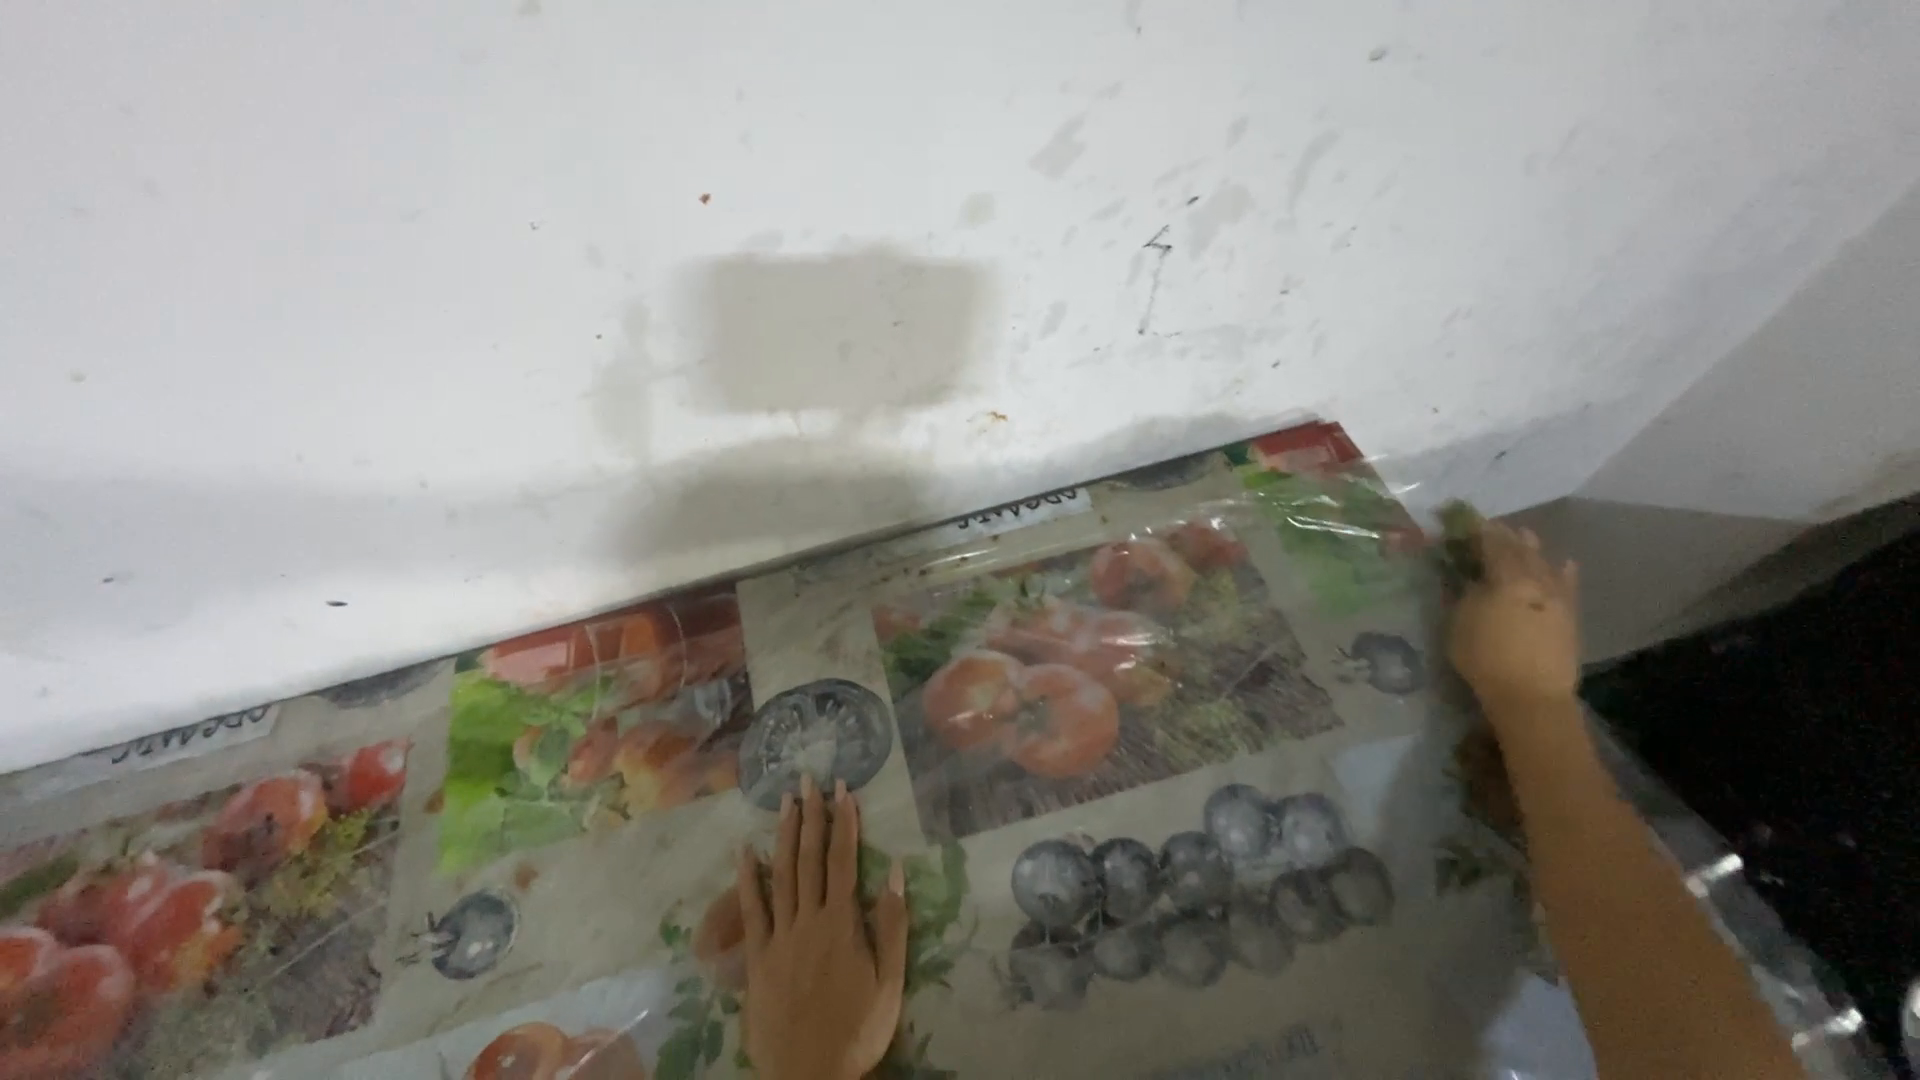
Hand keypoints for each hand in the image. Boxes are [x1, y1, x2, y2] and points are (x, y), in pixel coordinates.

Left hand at [738, 775, 907, 1079]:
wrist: (810, 1076)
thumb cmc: (858, 1030)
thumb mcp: (890, 981)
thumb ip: (891, 924)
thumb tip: (894, 870)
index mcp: (842, 923)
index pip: (843, 860)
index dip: (844, 822)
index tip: (844, 789)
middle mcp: (808, 920)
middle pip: (809, 858)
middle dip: (812, 815)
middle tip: (810, 779)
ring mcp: (779, 937)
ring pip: (781, 874)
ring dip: (784, 834)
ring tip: (785, 800)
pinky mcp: (757, 957)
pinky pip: (751, 910)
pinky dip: (747, 878)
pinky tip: (744, 851)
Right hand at [1447, 521, 1580, 718]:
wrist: (1531, 695)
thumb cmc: (1484, 657)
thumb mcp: (1459, 622)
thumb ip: (1464, 592)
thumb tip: (1469, 575)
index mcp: (1506, 578)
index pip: (1492, 544)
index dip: (1479, 530)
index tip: (1466, 519)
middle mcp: (1536, 580)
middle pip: (1521, 549)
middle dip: (1506, 535)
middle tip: (1492, 526)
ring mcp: (1557, 596)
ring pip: (1545, 562)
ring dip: (1532, 547)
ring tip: (1524, 535)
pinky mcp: (1569, 615)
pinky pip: (1567, 584)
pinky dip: (1562, 571)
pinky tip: (1564, 563)